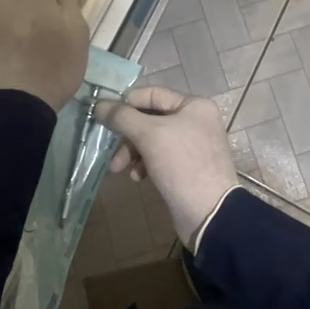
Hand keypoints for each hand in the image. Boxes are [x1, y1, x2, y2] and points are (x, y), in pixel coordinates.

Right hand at [99, 87, 238, 249]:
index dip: (126, 104)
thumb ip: (123, 117)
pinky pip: (160, 157)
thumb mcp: (149, 135)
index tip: (105, 118)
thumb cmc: (181, 164)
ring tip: (119, 169)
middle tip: (112, 152)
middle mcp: (195, 120)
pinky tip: (138, 177)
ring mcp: (193, 144)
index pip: (152, 94)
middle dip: (128, 136)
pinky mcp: (188, 167)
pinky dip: (146, 164)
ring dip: (133, 152)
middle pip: (151, 119)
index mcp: (194, 105)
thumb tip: (100, 105)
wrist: (209, 214)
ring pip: (153, 140)